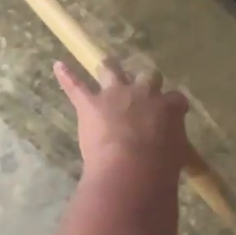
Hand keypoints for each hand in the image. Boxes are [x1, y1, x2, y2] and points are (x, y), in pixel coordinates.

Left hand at [53, 58, 190, 181]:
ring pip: (111, 71)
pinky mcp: (90, 104)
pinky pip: (76, 86)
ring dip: (109, 68)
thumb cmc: (159, 169)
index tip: (172, 111)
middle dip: (145, 81)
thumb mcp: (176, 156)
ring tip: (106, 64)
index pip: (175, 99)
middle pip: (147, 77)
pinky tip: (58, 67)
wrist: (130, 170)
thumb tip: (168, 144)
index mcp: (168, 107)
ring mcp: (115, 95)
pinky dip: (67, 76)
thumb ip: (173, 143)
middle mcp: (143, 94)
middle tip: (141, 88)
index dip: (172, 104)